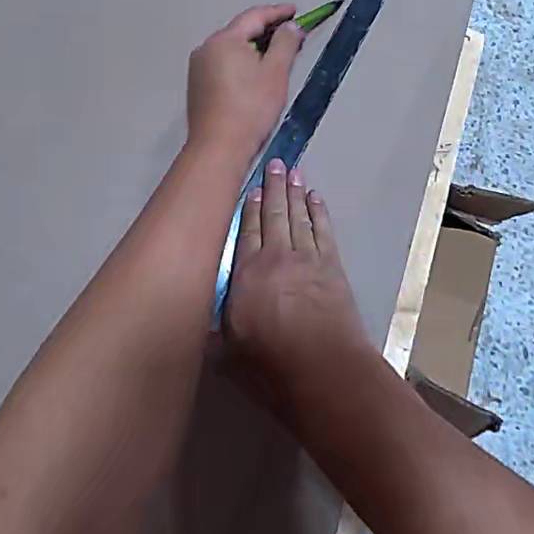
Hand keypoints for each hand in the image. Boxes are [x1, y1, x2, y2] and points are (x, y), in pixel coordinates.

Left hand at [186, 4, 304, 158]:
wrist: (219, 146)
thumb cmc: (250, 108)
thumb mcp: (276, 73)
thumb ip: (285, 43)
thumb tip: (290, 26)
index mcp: (224, 40)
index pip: (254, 16)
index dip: (277, 12)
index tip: (295, 11)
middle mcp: (206, 48)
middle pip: (240, 30)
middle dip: (266, 30)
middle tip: (290, 34)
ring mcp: (198, 67)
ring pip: (230, 47)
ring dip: (253, 47)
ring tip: (275, 54)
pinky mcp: (197, 84)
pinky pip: (222, 63)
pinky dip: (240, 61)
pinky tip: (253, 73)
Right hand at [223, 161, 376, 415]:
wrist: (324, 369)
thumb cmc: (271, 365)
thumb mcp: (229, 354)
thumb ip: (215, 333)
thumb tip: (202, 324)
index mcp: (246, 274)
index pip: (246, 233)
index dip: (249, 209)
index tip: (252, 189)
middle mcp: (275, 257)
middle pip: (274, 215)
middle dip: (274, 188)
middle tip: (274, 163)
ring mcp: (307, 259)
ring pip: (298, 216)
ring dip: (295, 193)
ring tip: (293, 172)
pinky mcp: (332, 266)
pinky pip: (323, 229)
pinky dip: (319, 212)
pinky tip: (315, 198)